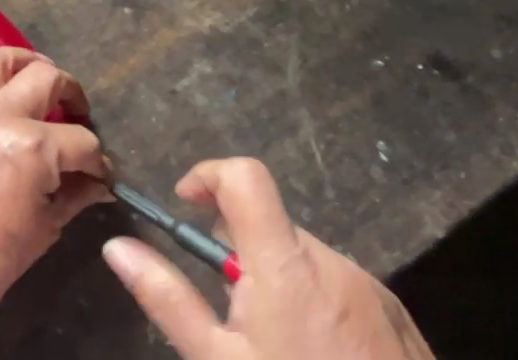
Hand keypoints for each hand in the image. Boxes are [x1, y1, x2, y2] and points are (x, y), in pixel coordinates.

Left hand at [0, 26, 112, 313]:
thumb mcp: (49, 222)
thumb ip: (77, 192)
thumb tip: (102, 183)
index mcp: (34, 146)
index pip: (82, 141)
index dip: (98, 160)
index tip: (99, 173)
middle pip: (46, 79)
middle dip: (70, 94)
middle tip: (74, 112)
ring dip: (24, 60)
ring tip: (39, 72)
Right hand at [102, 158, 433, 359]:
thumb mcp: (218, 358)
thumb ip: (167, 298)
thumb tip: (117, 246)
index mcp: (287, 265)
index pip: (245, 177)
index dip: (208, 176)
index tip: (187, 205)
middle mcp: (334, 264)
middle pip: (270, 224)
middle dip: (239, 250)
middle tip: (231, 310)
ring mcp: (374, 291)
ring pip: (303, 257)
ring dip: (277, 277)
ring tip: (277, 340)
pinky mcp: (400, 319)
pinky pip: (340, 285)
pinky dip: (314, 299)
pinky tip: (318, 351)